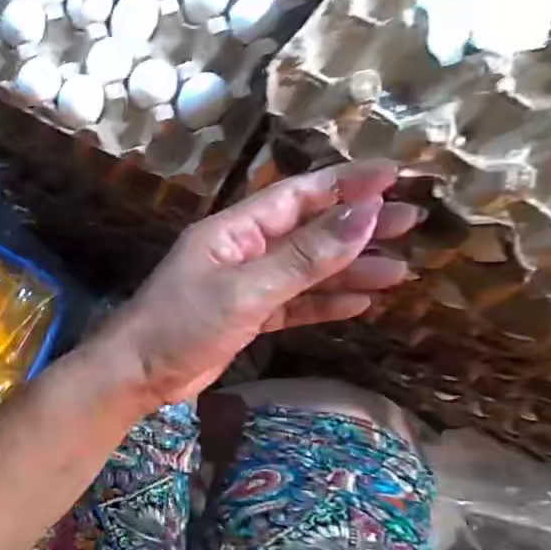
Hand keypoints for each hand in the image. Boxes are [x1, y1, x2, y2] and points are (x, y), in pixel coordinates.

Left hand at [90, 160, 421, 407]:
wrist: (136, 374)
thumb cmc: (182, 323)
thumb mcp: (245, 289)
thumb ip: (305, 256)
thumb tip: (366, 215)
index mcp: (232, 231)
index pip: (296, 196)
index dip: (345, 184)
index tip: (396, 176)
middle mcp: (240, 251)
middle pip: (307, 230)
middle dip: (357, 225)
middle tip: (413, 222)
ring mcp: (242, 285)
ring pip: (305, 270)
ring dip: (348, 269)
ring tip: (401, 270)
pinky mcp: (245, 317)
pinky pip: (293, 303)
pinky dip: (323, 302)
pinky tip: (361, 302)